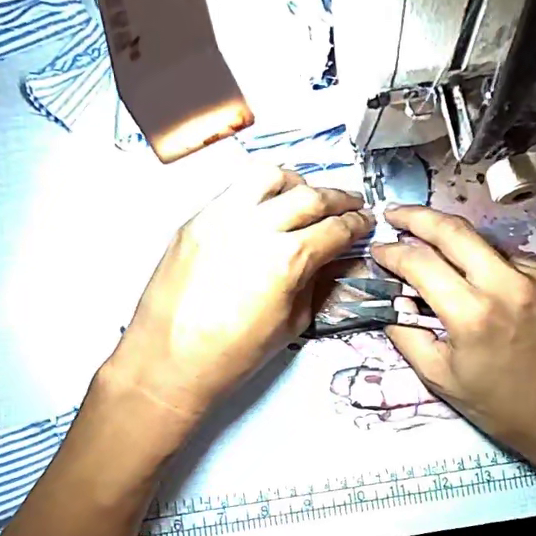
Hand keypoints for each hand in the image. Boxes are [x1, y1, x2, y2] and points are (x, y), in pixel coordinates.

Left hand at [103, 166, 371, 422]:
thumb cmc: (230, 353)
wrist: (170, 360)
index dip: (357, 224)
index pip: (335, 228)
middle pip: (310, 196)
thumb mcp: (293, 322)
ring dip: (298, 183)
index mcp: (287, 260)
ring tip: (307, 195)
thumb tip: (333, 260)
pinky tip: (268, 205)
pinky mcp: (197, 219)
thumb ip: (317, 282)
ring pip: (270, 176)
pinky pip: (235, 188)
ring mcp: (222, 218)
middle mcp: (256, 229)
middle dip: (338, 198)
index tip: (365, 222)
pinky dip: (260, 190)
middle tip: (350, 204)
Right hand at [370, 206, 535, 486]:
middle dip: (418, 216)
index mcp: (473, 315)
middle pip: (454, 230)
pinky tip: (497, 295)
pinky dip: (498, 273)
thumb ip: (407, 334)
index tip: (379, 250)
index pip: (420, 262)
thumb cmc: (501, 407)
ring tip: (452, 272)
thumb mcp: (441, 379)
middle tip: (396, 215)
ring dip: (463, 252)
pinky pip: (518, 263)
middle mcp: (509, 286)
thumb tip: (391, 301)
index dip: (392, 252)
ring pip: (488, 246)